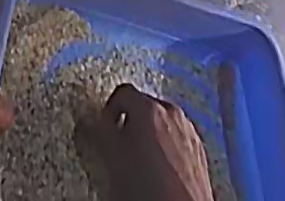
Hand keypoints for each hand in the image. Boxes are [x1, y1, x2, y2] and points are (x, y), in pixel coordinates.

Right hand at [92, 84, 215, 200]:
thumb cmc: (148, 191)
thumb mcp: (112, 160)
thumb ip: (98, 131)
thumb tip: (86, 116)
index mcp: (149, 109)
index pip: (122, 93)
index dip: (108, 111)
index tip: (102, 129)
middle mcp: (171, 112)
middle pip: (143, 107)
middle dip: (128, 125)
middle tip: (118, 151)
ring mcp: (187, 130)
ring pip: (160, 124)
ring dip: (147, 137)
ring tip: (138, 165)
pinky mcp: (198, 149)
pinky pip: (175, 139)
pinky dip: (164, 148)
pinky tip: (158, 172)